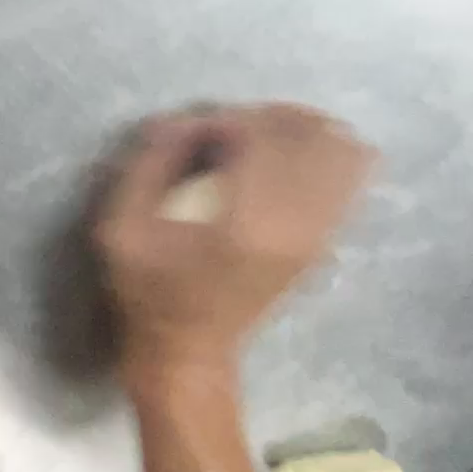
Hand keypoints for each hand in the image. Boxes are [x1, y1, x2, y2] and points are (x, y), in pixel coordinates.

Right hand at [97, 103, 374, 379]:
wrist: (186, 352)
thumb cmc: (145, 295)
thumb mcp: (119, 234)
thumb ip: (145, 171)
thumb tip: (176, 120)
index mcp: (245, 220)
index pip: (260, 134)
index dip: (223, 120)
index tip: (191, 134)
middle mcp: (298, 220)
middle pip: (310, 131)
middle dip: (266, 119)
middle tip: (226, 134)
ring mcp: (320, 230)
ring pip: (343, 147)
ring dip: (302, 132)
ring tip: (261, 144)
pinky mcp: (325, 238)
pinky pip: (352, 175)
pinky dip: (324, 156)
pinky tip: (283, 167)